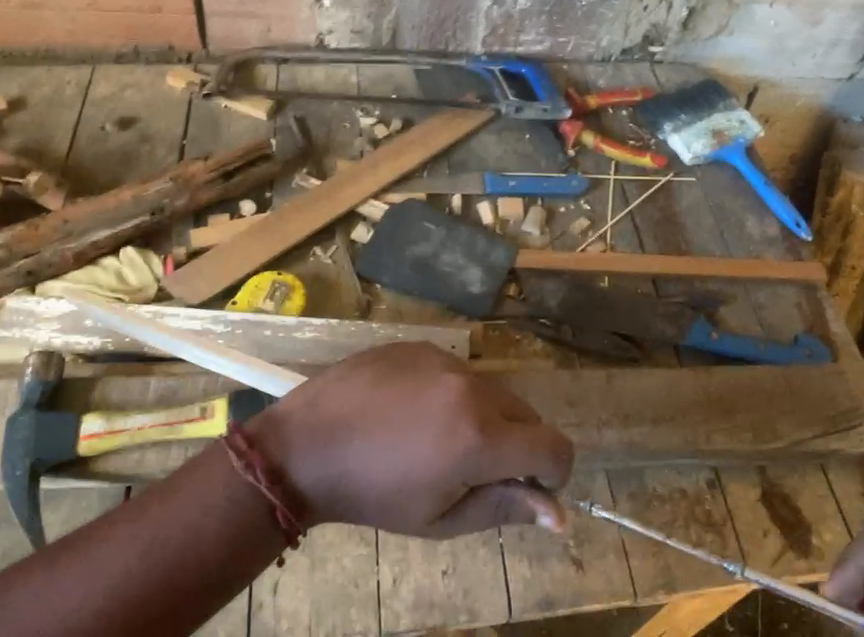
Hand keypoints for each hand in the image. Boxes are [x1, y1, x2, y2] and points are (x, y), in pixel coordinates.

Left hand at [243, 343, 573, 537]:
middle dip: (518, 446)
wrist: (305, 445)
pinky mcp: (422, 345)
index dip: (552, 474)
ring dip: (486, 417)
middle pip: (528, 416)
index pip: (554, 447)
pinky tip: (415, 413)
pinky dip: (454, 394)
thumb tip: (558, 512)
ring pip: (495, 391)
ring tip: (438, 440)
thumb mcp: (441, 517)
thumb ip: (505, 508)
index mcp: (481, 437)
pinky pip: (460, 371)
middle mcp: (473, 388)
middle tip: (474, 470)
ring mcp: (446, 360)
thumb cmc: (373, 494)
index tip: (525, 488)